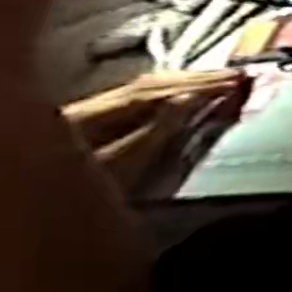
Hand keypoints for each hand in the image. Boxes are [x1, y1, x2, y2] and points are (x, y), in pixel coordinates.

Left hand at [64, 71, 250, 194]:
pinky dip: (175, 89)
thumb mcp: (125, 165)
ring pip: (144, 88)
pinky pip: (142, 95)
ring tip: (227, 78)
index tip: (239, 82)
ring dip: (190, 81)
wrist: (50, 216)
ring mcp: (88, 113)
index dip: (199, 86)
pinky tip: (193, 90)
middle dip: (198, 79)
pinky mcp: (94, 121)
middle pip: (148, 86)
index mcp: (89, 117)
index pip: (153, 93)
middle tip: (242, 75)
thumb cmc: (91, 192)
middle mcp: (87, 108)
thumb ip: (158, 131)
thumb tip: (196, 99)